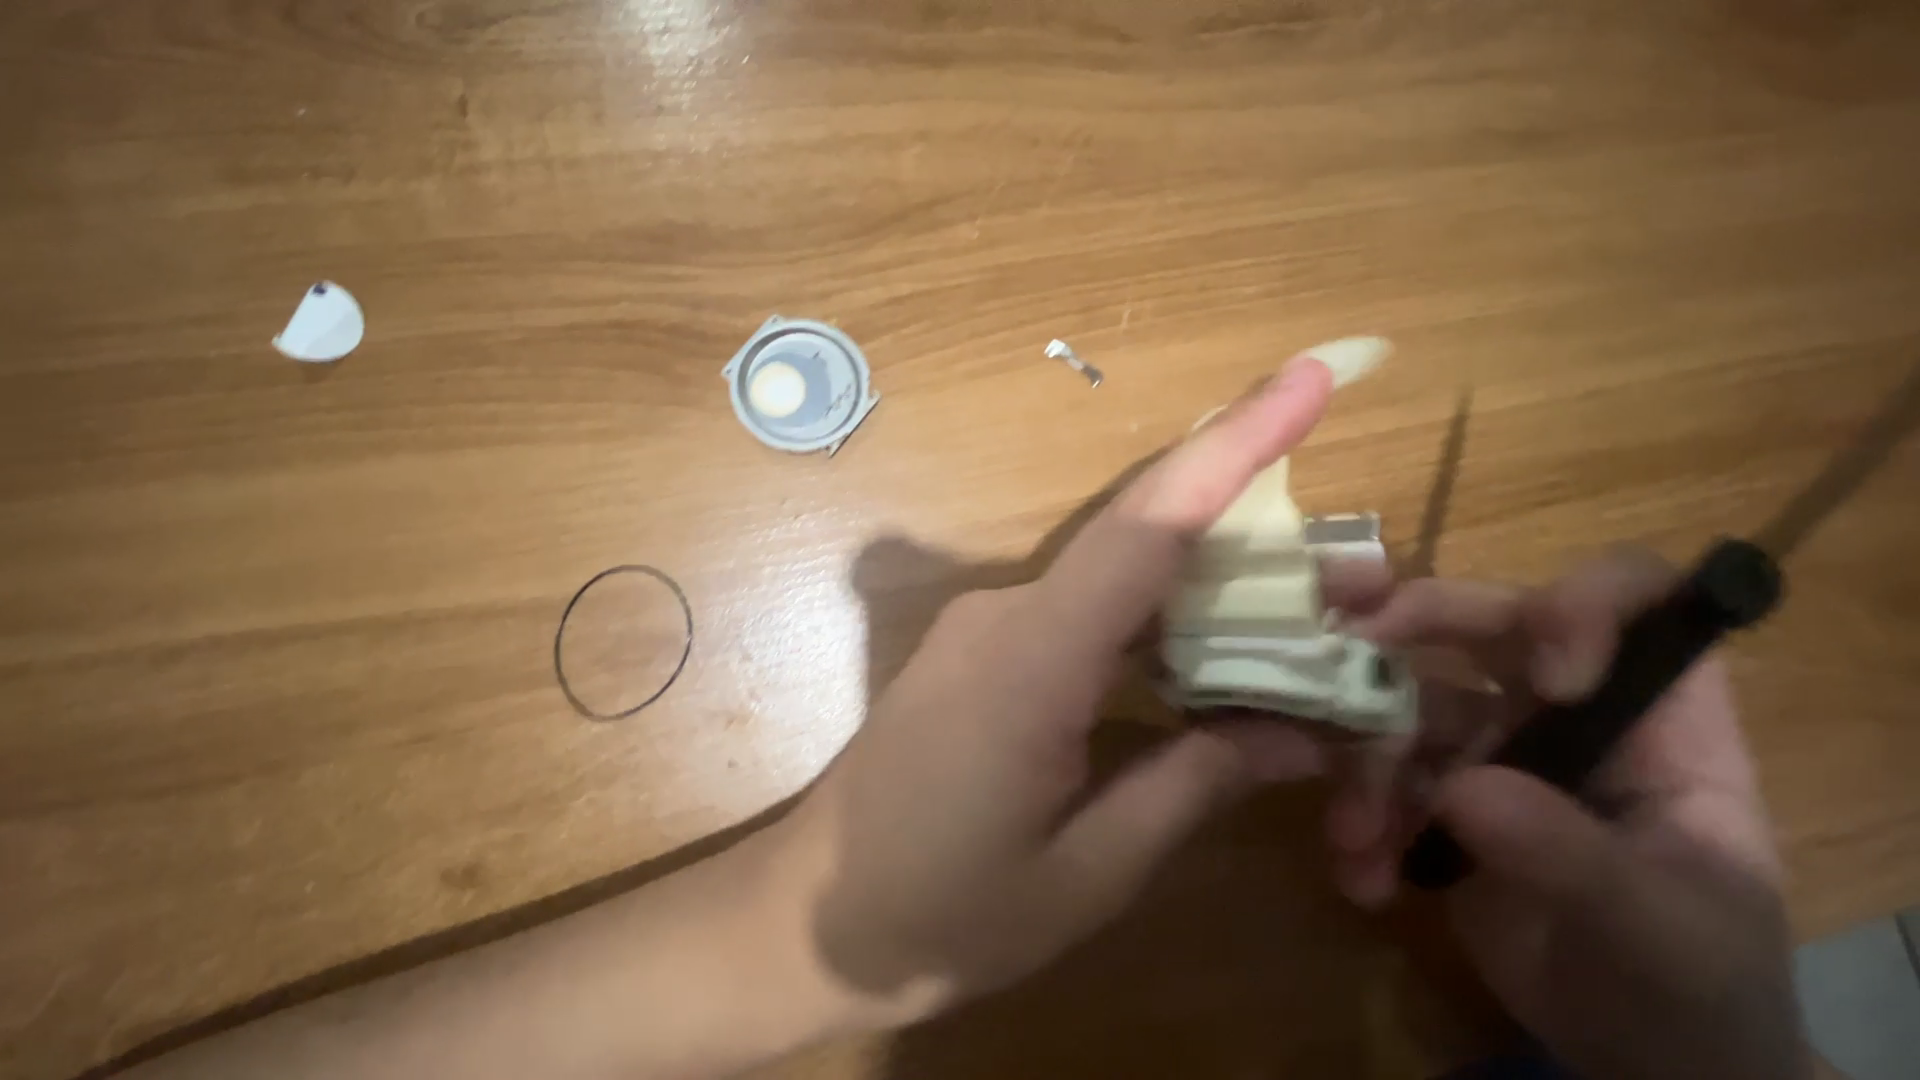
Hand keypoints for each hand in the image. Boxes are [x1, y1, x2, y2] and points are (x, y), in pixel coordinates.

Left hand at [763, 355, 1339, 1025]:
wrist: (805, 921)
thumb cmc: (940, 915)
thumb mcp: (1086, 872)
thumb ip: (1192, 785)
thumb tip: (1297, 732)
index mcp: (1032, 659)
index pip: (1148, 526)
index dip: (1234, 444)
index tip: (1307, 377)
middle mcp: (1006, 614)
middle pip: (1145, 546)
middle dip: (1255, 545)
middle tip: (1360, 590)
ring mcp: (985, 627)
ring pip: (1118, 582)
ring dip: (1209, 594)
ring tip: (1311, 629)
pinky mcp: (979, 652)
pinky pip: (1084, 617)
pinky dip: (1156, 628)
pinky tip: (1213, 661)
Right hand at [1330, 550, 1811, 1079]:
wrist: (1635, 1057)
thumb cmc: (1688, 987)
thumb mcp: (1652, 931)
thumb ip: (1570, 857)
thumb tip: (1461, 790)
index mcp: (1653, 721)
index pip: (1634, 607)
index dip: (1584, 607)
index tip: (1545, 675)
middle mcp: (1562, 711)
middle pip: (1485, 621)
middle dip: (1411, 622)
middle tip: (1347, 644)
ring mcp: (1492, 747)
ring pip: (1404, 701)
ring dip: (1364, 760)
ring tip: (1353, 836)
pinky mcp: (1435, 791)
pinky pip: (1374, 772)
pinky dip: (1356, 818)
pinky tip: (1364, 877)